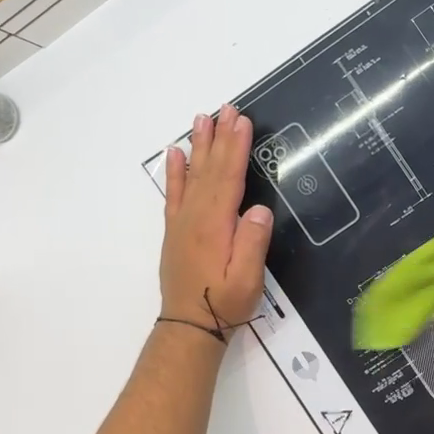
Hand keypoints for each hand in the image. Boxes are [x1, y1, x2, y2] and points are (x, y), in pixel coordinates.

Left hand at [160, 105, 272, 337]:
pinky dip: (175, 172)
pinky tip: (176, 154)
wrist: (189, 327)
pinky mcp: (176, 231)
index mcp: (215, 226)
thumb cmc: (224, 304)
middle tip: (225, 107)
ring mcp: (182, 223)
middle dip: (219, 137)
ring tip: (201, 118)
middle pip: (209, 169)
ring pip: (192, 175)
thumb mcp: (248, 280)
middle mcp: (195, 217)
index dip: (236, 149)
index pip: (228, 179)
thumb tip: (259, 210)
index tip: (242, 121)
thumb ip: (252, 244)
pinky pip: (174, 194)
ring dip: (198, 146)